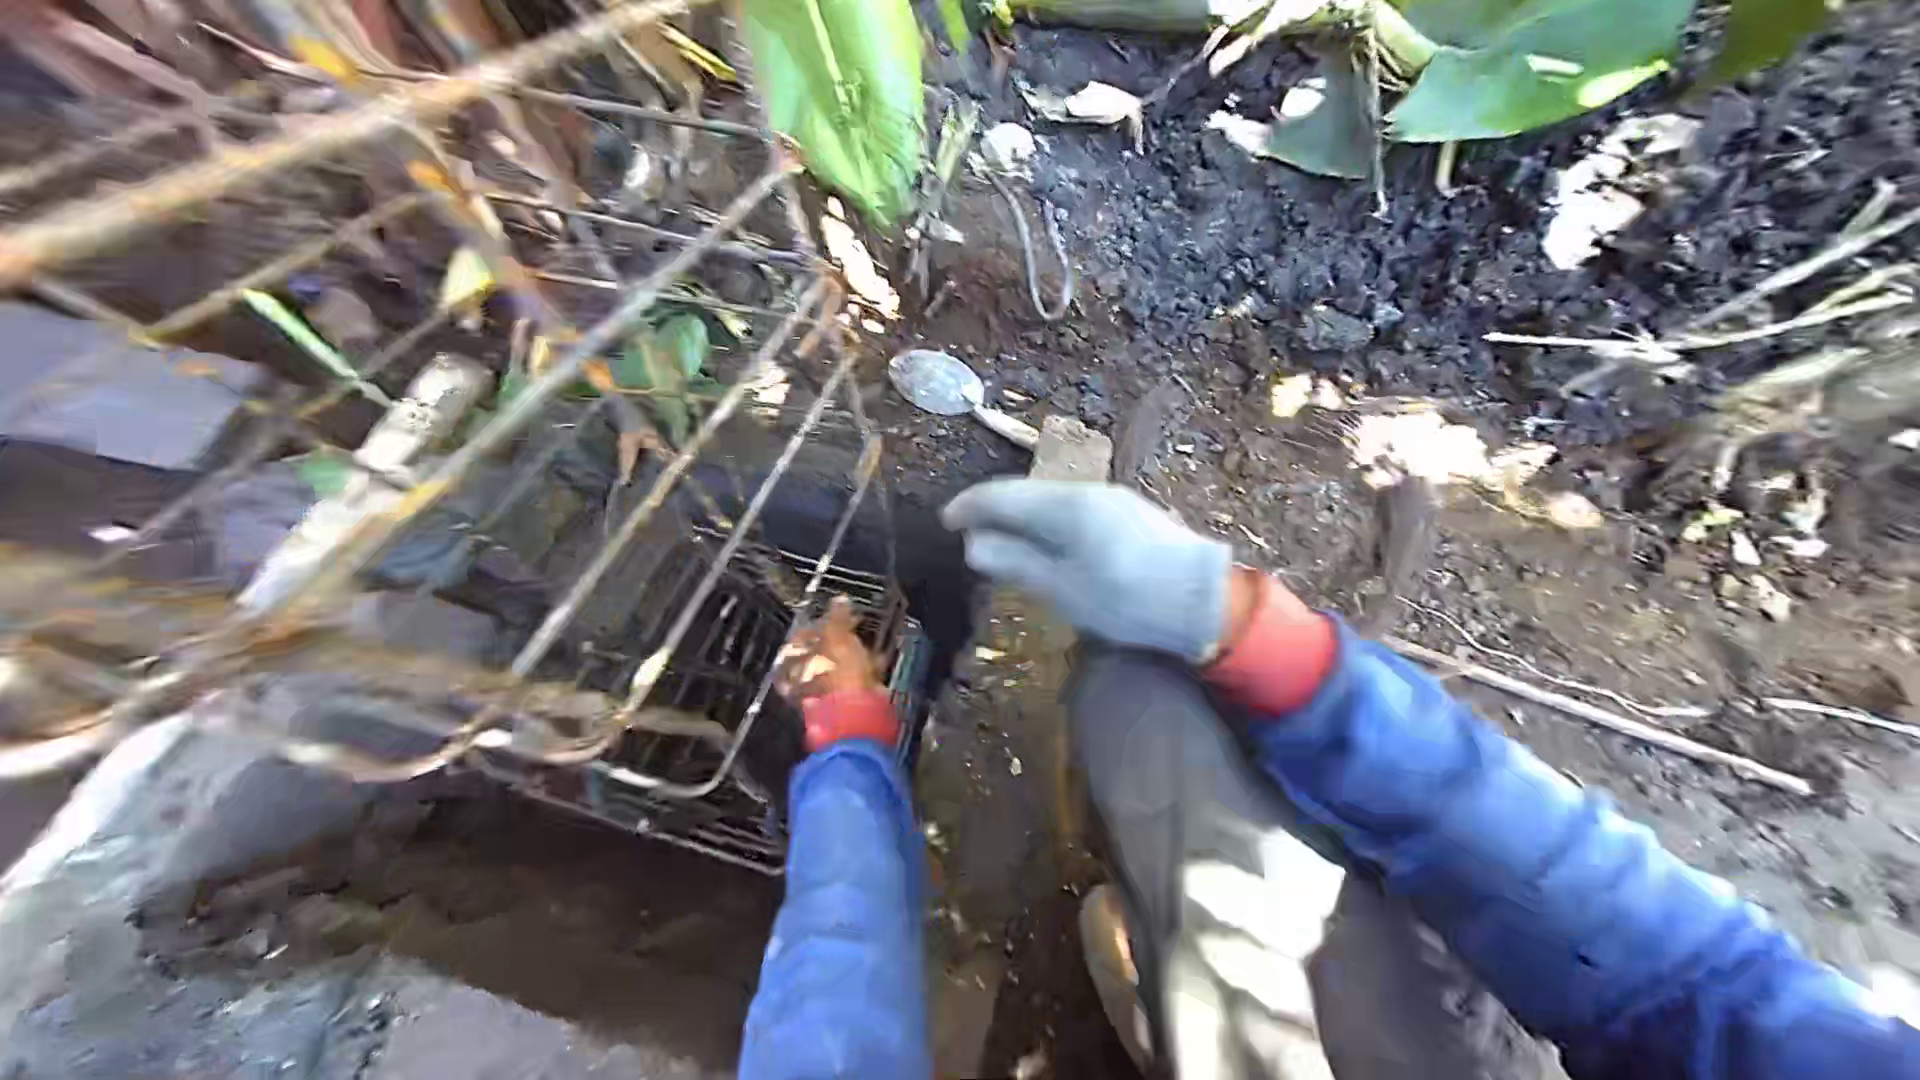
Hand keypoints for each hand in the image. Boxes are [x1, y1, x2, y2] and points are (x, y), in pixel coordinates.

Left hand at [777, 596, 879, 702]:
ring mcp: (822, 690)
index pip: (803, 633)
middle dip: (840, 638)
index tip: (839, 613)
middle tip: (855, 626)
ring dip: (854, 653)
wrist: (854, 711)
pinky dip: (865, 668)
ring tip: (869, 641)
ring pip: (838, 665)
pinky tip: (877, 659)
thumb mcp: (837, 635)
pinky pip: (853, 678)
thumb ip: (837, 615)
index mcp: (792, 659)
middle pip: (821, 650)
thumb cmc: (837, 671)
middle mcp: (801, 676)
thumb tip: (839, 599)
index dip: (822, 621)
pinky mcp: (843, 700)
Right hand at [941, 480, 1238, 662]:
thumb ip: (1017, 563)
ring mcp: (1110, 498)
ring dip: (1019, 512)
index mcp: (1065, 507)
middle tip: (967, 528)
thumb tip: (974, 545)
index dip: (970, 506)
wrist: (1205, 601)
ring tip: (999, 535)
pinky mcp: (1126, 510)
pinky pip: (1071, 506)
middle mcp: (1085, 492)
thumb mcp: (1064, 589)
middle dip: (992, 508)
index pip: (1003, 496)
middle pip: (1026, 492)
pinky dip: (1045, 518)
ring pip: (1049, 498)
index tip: (945, 520)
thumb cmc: (1127, 602)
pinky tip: (1043, 537)